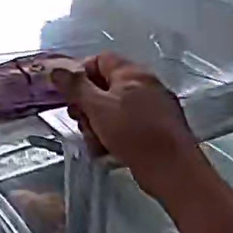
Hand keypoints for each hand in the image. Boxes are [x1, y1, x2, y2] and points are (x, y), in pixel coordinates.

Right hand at [49, 53, 203, 190]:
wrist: (174, 172)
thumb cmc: (133, 133)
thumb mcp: (96, 107)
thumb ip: (74, 86)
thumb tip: (57, 70)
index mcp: (132, 73)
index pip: (99, 60)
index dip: (80, 74)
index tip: (69, 93)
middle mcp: (146, 85)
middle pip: (105, 85)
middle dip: (87, 103)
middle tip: (80, 119)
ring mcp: (155, 108)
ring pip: (114, 107)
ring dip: (98, 122)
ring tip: (94, 140)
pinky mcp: (158, 130)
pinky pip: (128, 124)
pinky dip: (114, 133)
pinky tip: (107, 149)